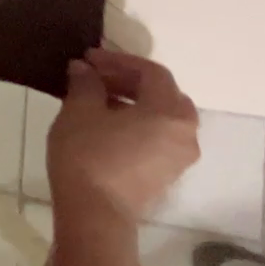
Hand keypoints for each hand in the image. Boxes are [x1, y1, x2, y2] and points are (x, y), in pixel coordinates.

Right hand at [47, 48, 199, 223]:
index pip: (153, 73)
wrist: (97, 208)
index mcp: (169, 113)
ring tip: (95, 98)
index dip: (120, 60)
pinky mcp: (168, 170)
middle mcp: (186, 133)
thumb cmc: (88, 152)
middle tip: (94, 75)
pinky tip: (105, 122)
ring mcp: (181, 155)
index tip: (88, 57)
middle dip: (130, 80)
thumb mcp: (78, 110)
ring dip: (133, 100)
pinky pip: (159, 134)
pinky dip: (137, 120)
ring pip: (164, 116)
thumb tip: (84, 69)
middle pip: (165, 94)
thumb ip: (85, 83)